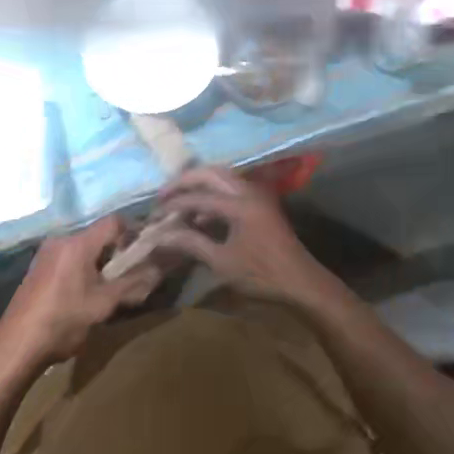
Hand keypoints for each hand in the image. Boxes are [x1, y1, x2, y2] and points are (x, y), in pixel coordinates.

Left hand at [0, 217, 162, 371]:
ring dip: (101, 263)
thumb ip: (135, 282)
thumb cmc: (63, 321)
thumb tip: (162, 268)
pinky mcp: (37, 271)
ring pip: (85, 248)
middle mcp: (60, 241)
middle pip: (99, 235)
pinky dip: (84, 270)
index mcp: (77, 244)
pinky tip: (86, 295)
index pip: (115, 222)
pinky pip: (70, 260)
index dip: (134, 233)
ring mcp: (45, 256)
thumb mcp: (106, 303)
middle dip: (118, 251)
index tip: (144, 254)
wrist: (14, 351)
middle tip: (130, 274)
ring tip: (110, 288)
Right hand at [154, 166, 338, 305]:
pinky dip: (215, 196)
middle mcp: (250, 191)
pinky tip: (201, 218)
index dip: (173, 205)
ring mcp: (258, 196)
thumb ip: (191, 243)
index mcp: (240, 204)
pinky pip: (233, 190)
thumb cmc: (261, 274)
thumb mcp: (222, 261)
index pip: (198, 196)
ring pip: (224, 178)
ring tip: (177, 205)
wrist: (300, 280)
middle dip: (185, 182)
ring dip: (200, 187)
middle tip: (163, 197)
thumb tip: (160, 235)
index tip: (152, 215)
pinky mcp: (262, 204)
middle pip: (211, 173)